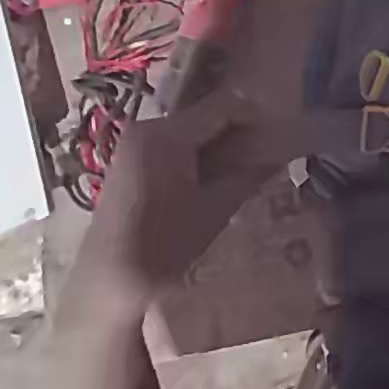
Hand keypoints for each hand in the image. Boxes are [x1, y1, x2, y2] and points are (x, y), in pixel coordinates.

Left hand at [67, 92, 295, 323]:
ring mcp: (132, 143)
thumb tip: (279, 155)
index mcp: (167, 135)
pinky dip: (195, 154)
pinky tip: (212, 177)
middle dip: (235, 131)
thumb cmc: (164, 246)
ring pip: (188, 131)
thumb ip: (248, 175)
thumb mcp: (215, 210)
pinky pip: (171, 145)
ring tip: (244, 165)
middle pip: (202, 116)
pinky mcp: (128, 161)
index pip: (221, 107)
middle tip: (266, 149)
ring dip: (216, 144)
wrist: (109, 282)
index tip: (279, 129)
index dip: (254, 115)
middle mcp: (146, 127)